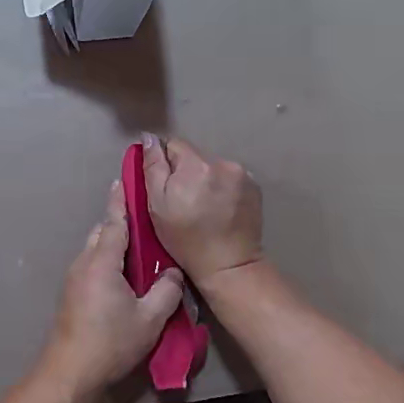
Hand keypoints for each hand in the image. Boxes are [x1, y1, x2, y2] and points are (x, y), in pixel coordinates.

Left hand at [40, 178, 184, 402]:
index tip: (126, 178)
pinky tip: (126, 273)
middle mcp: (84, 263)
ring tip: (141, 246)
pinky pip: (93, 265)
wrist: (70, 372)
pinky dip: (109, 260)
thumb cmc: (111, 342)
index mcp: (102, 261)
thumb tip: (173, 272)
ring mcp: (74, 279)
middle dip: (121, 221)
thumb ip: (166, 291)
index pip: (114, 221)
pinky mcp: (72, 294)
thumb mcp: (150, 319)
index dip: (122, 200)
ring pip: (96, 249)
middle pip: (102, 232)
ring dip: (115, 243)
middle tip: (146, 217)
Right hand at [142, 134, 263, 287]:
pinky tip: (220, 207)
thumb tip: (148, 138)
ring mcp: (242, 173)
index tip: (165, 186)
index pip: (173, 144)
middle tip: (182, 200)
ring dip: (205, 178)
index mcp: (196, 164)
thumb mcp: (157, 205)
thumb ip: (152, 167)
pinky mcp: (254, 186)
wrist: (229, 264)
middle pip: (194, 155)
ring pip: (212, 166)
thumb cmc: (185, 238)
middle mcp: (221, 162)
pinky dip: (222, 186)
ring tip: (203, 205)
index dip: (164, 163)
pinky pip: (229, 176)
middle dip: (186, 171)